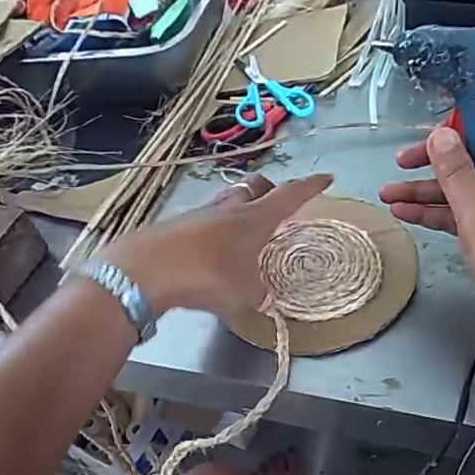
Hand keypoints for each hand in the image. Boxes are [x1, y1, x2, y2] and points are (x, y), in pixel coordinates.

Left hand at [102, 173, 332, 315]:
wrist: (148, 269)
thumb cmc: (207, 275)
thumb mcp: (244, 293)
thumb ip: (258, 293)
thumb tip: (262, 297)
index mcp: (254, 218)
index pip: (290, 196)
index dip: (310, 187)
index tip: (326, 178)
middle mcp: (229, 209)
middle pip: (255, 188)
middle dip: (270, 192)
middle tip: (277, 205)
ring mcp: (200, 215)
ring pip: (228, 203)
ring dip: (240, 212)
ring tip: (245, 232)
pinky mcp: (177, 228)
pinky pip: (205, 223)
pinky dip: (215, 232)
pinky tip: (212, 252)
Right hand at [380, 109, 474, 329]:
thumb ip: (457, 175)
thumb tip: (439, 134)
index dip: (472, 117)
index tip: (436, 128)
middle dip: (438, 159)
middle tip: (401, 163)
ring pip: (470, 184)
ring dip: (430, 190)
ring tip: (388, 195)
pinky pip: (472, 208)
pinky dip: (444, 211)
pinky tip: (407, 214)